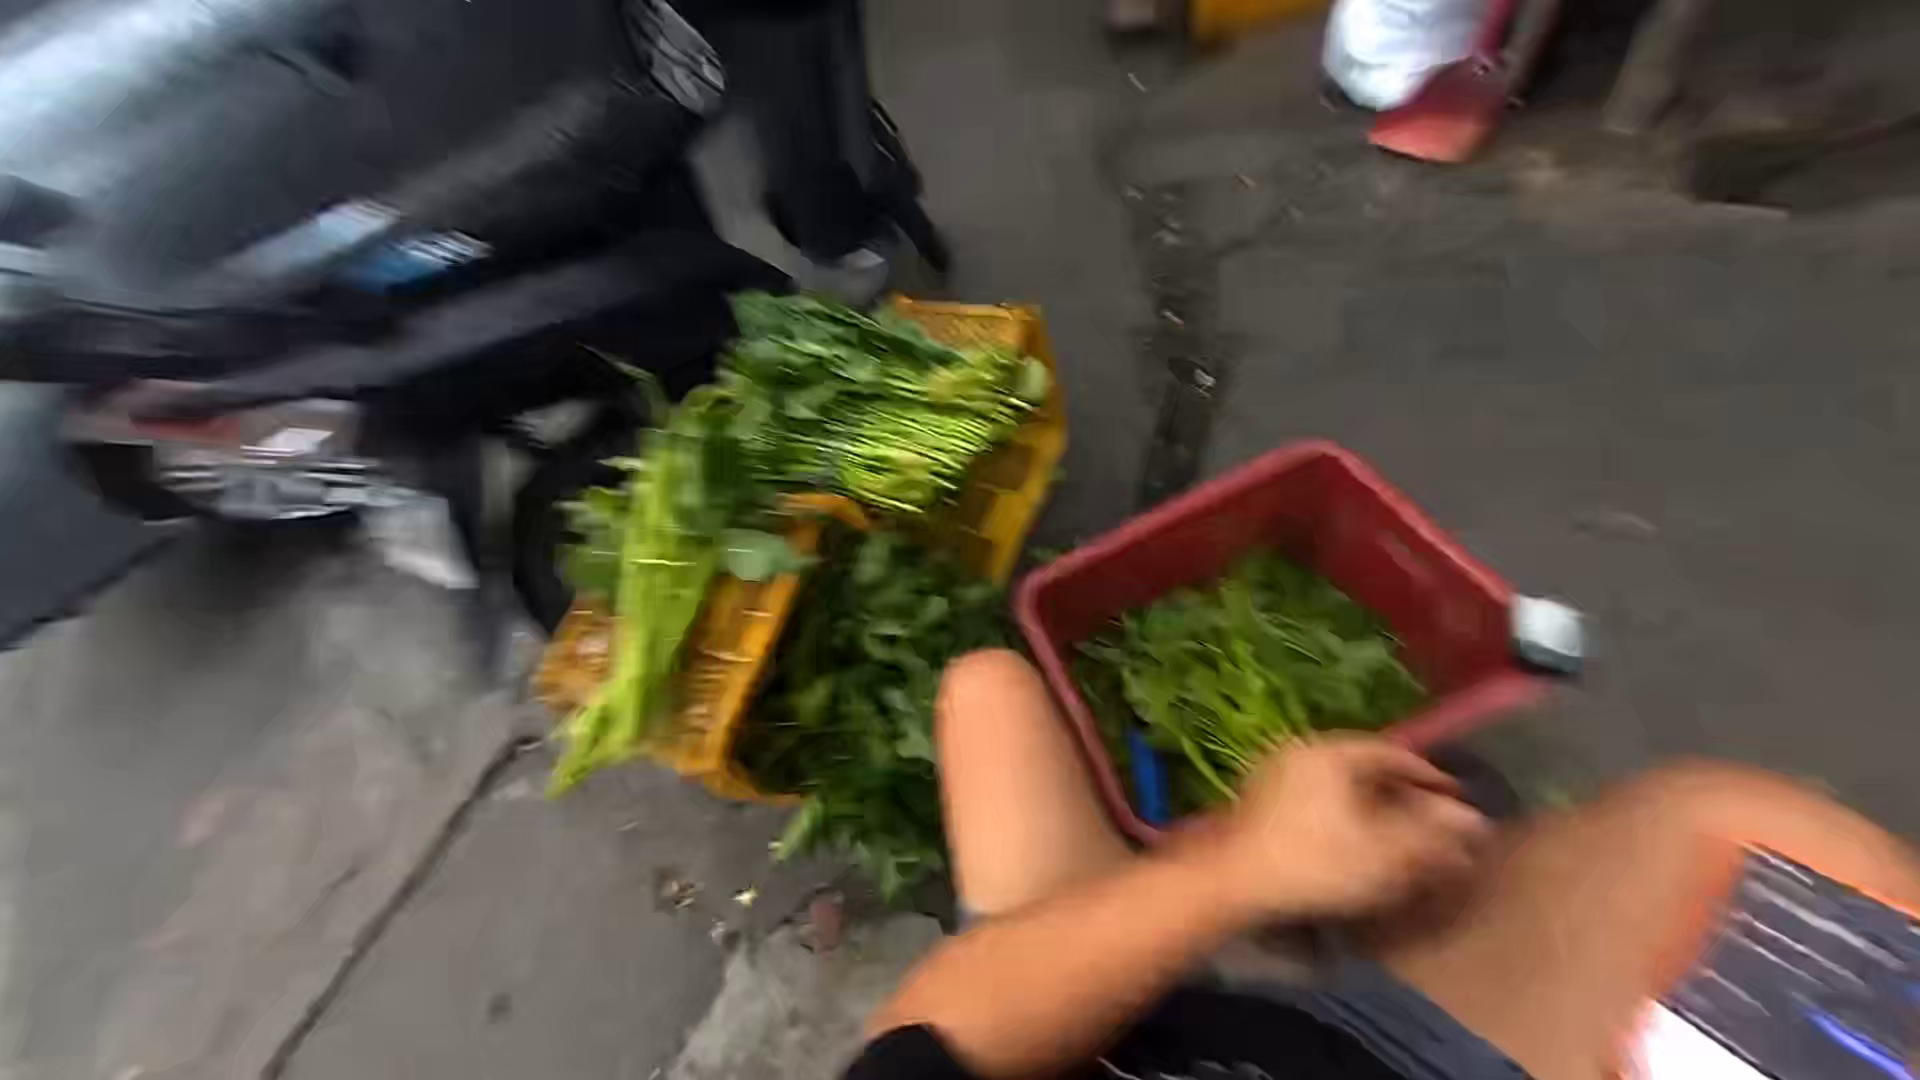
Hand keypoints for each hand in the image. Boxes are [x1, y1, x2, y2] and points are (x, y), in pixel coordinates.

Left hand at [1206, 735, 1489, 919]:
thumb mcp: (1384, 852)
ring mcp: (1276, 768)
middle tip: (1434, 818)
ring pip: (1338, 779)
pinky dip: (1345, 807)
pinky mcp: (1263, 793)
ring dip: (1373, 801)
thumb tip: (1472, 819)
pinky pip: (1316, 790)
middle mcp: (1300, 749)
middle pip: (1362, 764)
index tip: (1458, 798)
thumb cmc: (1316, 860)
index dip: (1427, 774)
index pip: (1388, 751)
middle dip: (1402, 791)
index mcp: (1328, 751)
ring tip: (1402, 831)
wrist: (1237, 876)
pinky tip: (1358, 835)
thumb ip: (1430, 833)